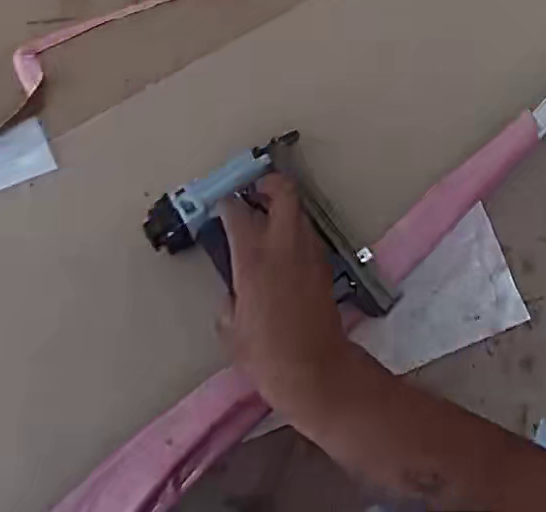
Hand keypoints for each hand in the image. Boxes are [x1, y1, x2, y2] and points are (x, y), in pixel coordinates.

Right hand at [216, 173, 356, 420]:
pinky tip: (281, 245)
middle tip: (253, 188)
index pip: (240, 214)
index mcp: (255, 260)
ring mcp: (309, 250)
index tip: (221, 202)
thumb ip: (229, 294)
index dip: (229, 203)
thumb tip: (235, 283)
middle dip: (268, 183)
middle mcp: (285, 246)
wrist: (312, 363)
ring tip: (264, 215)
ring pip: (298, 210)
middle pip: (284, 193)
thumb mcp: (229, 325)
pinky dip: (293, 227)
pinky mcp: (323, 260)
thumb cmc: (264, 351)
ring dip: (282, 205)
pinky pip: (306, 232)